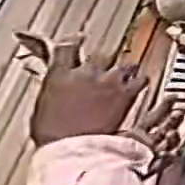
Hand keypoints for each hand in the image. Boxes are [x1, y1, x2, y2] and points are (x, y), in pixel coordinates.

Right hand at [30, 33, 148, 145]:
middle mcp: (86, 73)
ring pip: (125, 64)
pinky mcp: (128, 91)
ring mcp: (109, 81)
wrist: (73, 146)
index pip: (65, 48)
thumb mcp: (43, 106)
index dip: (73, 41)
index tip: (77, 38)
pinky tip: (137, 86)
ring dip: (124, 71)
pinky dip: (140, 81)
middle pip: (99, 56)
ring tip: (121, 80)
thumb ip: (54, 89)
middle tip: (101, 73)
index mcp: (59, 76)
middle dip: (101, 63)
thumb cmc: (54, 134)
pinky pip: (141, 79)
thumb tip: (59, 85)